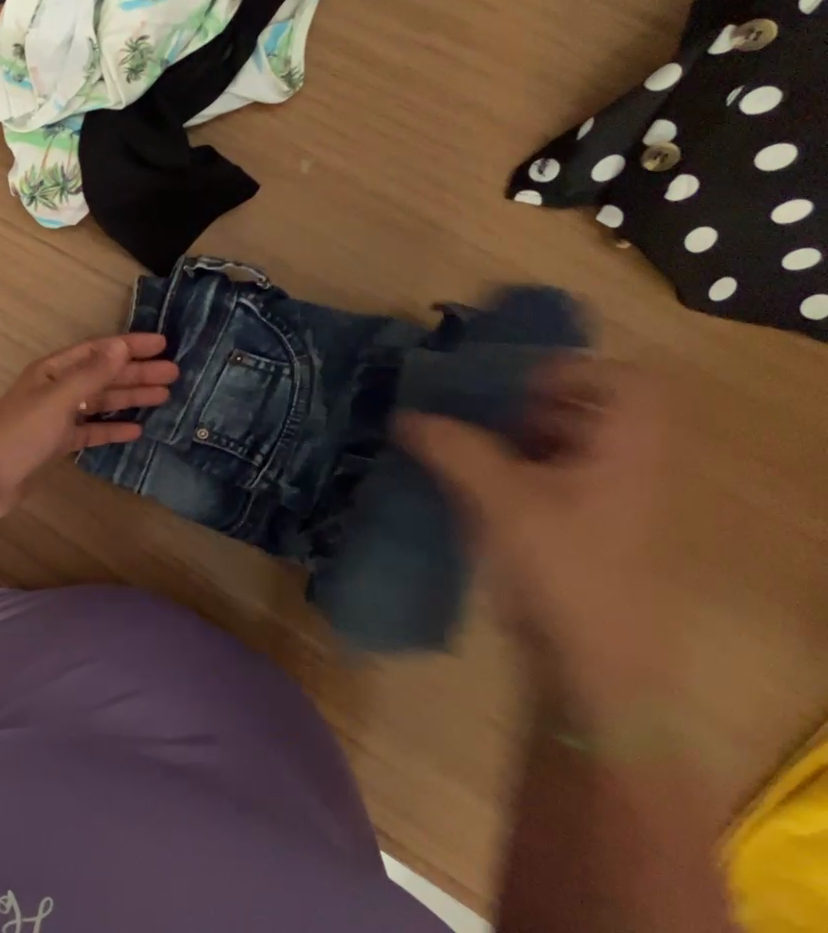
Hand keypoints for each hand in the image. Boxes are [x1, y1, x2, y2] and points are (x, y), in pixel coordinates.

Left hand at [0, 333, 177, 518]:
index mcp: (50, 371)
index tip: (162, 345)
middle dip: (135, 373)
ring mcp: (54, 418)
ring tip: (164, 396)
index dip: (127, 346)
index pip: (95, 351)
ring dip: (129, 398)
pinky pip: (89, 431)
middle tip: (174, 373)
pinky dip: (111, 429)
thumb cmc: (21, 434)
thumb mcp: (58, 399)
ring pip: (98, 403)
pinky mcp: (55, 444)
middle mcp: (53, 389)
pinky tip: (136, 430)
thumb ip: (90, 374)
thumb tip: (120, 346)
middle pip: (100, 376)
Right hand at [395, 357, 677, 722]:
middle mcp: (628, 466)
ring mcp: (607, 500)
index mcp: (629, 449)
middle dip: (519, 403)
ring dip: (506, 437)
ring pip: (561, 445)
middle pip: (585, 409)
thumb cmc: (561, 568)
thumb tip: (402, 414)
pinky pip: (545, 479)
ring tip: (449, 443)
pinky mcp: (581, 529)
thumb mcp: (500, 500)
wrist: (593, 660)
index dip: (564, 370)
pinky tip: (460, 481)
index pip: (620, 380)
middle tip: (462, 409)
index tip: (500, 384)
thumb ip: (451, 448)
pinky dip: (506, 470)